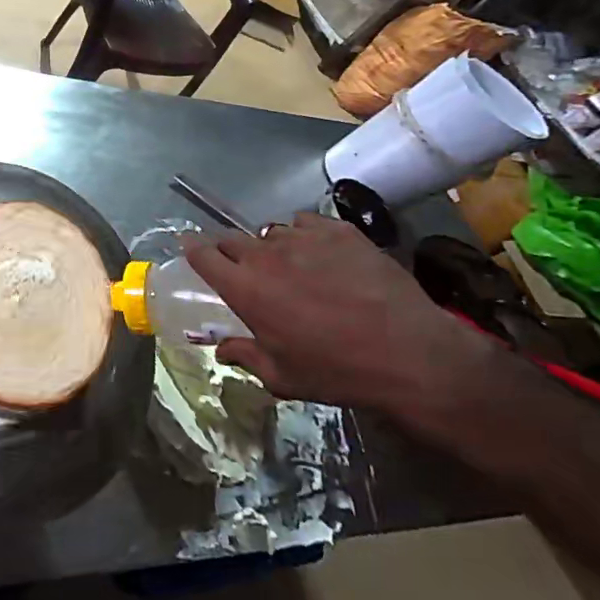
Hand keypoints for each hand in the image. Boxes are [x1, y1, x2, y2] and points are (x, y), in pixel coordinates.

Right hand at [187, 213, 501, 420]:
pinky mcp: (336, 229)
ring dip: (271, 247)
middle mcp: (265, 254)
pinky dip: (304, 236)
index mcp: (244, 288)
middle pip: (231, 238)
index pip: (201, 254)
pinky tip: (322, 255)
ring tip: (293, 268)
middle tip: (245, 270)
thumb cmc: (337, 370)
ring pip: (271, 232)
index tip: (192, 249)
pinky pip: (306, 222)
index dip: (193, 249)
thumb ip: (246, 357)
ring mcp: (302, 237)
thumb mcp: (284, 377)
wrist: (407, 351)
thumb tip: (222, 348)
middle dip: (230, 251)